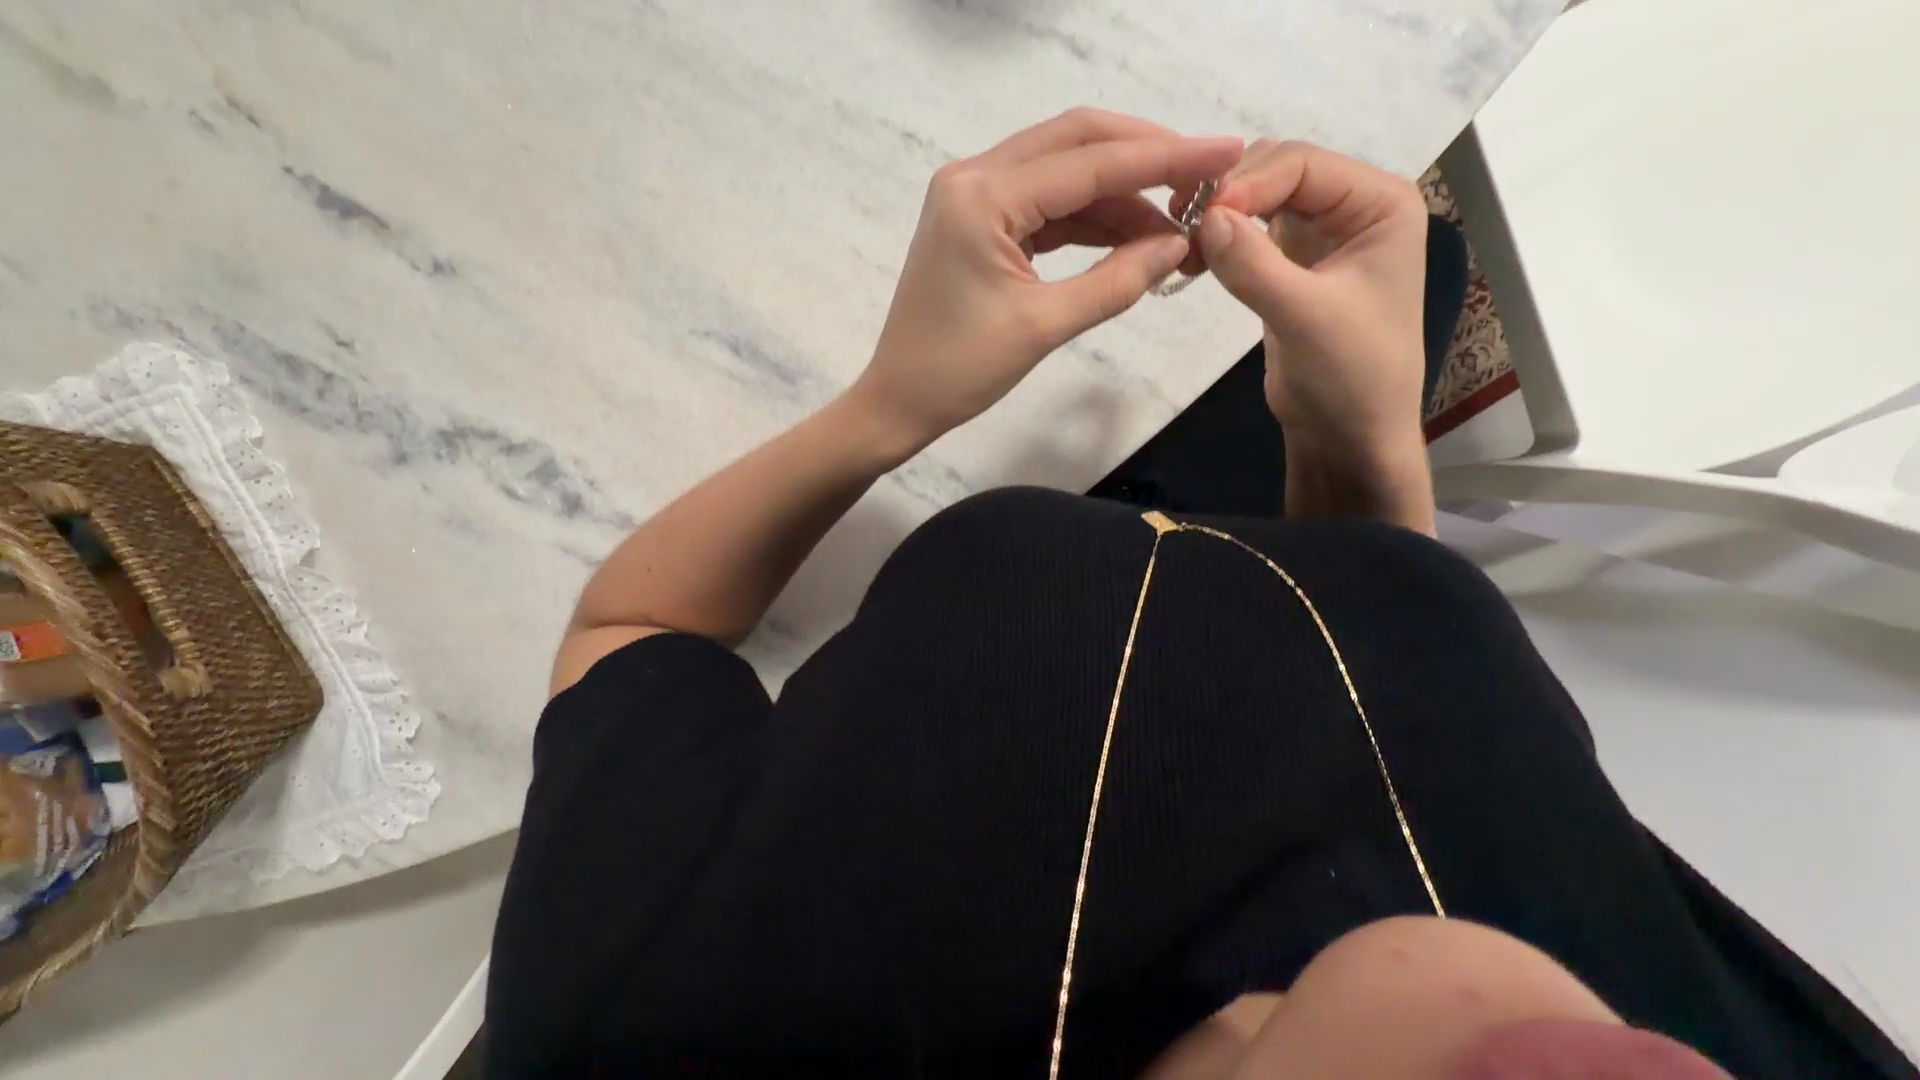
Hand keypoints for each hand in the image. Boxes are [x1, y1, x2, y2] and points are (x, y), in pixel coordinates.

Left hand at [854, 109, 1243, 447]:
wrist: (899, 400)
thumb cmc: (958, 371)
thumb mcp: (1044, 327)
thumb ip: (1117, 281)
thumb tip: (1179, 245)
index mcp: (982, 197)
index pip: (1090, 162)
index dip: (1165, 157)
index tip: (1225, 152)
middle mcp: (974, 178)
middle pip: (1077, 141)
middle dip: (1146, 157)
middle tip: (1206, 178)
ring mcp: (974, 196)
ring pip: (1065, 172)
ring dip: (1122, 194)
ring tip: (1178, 223)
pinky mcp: (980, 221)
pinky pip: (1048, 205)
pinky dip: (1092, 219)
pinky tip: (1135, 237)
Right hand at [1193, 140, 1430, 468]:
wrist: (1348, 432)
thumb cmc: (1350, 375)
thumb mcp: (1305, 318)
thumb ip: (1255, 265)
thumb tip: (1205, 218)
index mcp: (1379, 204)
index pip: (1302, 164)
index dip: (1247, 182)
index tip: (1197, 217)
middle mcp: (1353, 206)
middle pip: (1278, 169)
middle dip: (1228, 193)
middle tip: (1180, 226)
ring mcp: (1321, 233)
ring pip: (1258, 196)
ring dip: (1218, 214)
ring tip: (1182, 246)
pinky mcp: (1292, 262)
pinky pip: (1249, 230)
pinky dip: (1219, 238)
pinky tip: (1192, 259)